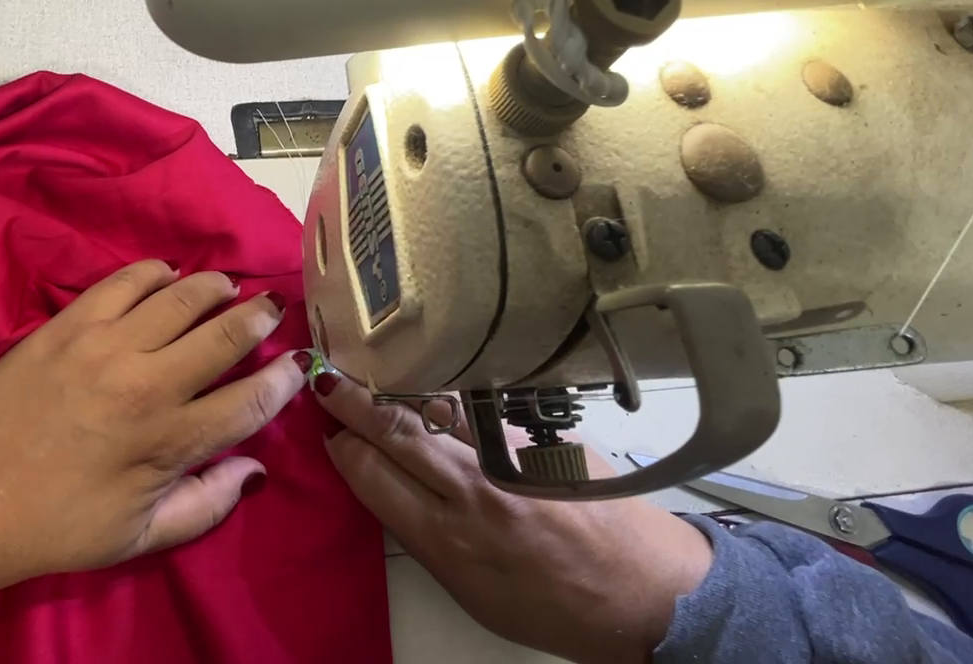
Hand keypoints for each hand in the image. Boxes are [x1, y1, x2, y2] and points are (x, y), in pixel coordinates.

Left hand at [0, 261, 304, 609]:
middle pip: (226, 335)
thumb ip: (206, 505)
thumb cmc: (52, 527)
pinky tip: (167, 278)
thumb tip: (256, 467)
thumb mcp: (136, 539)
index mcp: (167, 443)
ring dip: (217, 287)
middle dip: (261, 317)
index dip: (284, 379)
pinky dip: (157, 272)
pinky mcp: (71, 322)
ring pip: (184, 296)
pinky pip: (128, 279)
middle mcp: (147, 384)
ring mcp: (107, 345)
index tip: (298, 363)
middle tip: (271, 309)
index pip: (249, 402)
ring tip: (228, 288)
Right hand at [315, 371, 712, 663]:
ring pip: (434, 405)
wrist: (647, 589)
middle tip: (324, 379)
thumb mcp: (474, 592)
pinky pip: (477, 403)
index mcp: (450, 542)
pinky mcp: (538, 432)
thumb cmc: (554, 606)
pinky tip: (427, 373)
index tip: (328, 429)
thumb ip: (427, 536)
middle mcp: (473, 490)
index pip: (375, 476)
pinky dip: (443, 390)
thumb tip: (389, 484)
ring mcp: (507, 453)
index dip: (345, 448)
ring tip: (365, 366)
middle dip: (353, 401)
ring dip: (392, 385)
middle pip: (396, 430)